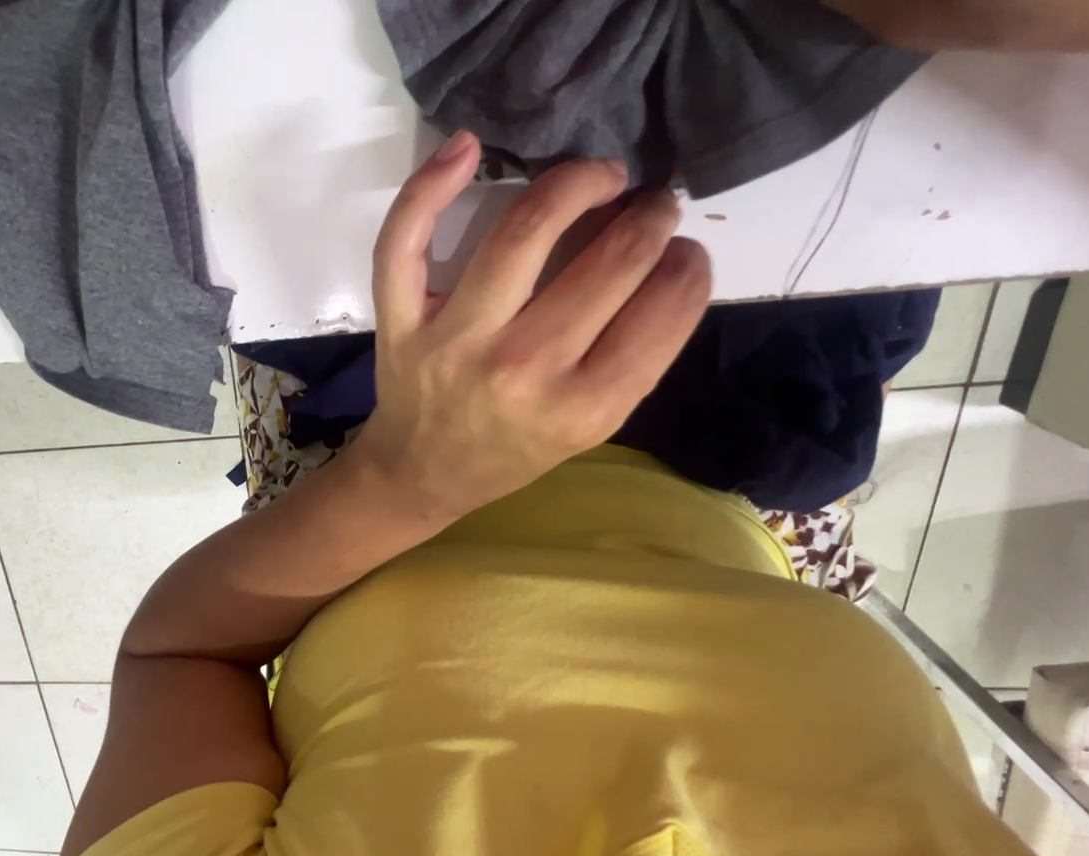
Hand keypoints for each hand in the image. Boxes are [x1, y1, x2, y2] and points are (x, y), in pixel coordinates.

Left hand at [350, 131, 712, 521]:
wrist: (422, 473)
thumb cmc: (513, 450)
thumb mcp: (590, 426)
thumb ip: (634, 353)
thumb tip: (674, 256)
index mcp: (581, 406)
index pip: (663, 306)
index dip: (687, 263)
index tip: (680, 248)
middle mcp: (520, 370)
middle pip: (608, 261)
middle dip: (646, 217)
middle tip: (648, 207)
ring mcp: (454, 343)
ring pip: (524, 232)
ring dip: (576, 184)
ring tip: (600, 179)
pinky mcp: (401, 323)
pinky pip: (406, 243)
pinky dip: (429, 188)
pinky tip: (468, 149)